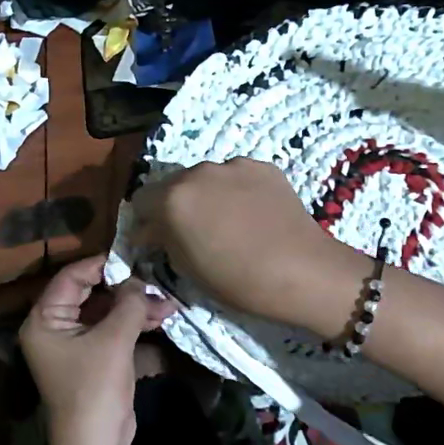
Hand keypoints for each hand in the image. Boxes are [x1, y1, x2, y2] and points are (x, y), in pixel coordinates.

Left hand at [18, 256, 171, 444]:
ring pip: (106, 314)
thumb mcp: (114, 340)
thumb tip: (141, 280)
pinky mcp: (93, 361)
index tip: (135, 257)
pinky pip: (112, 332)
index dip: (103, 265)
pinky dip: (134, 326)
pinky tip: (161, 318)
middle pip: (91, 294)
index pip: (71, 277)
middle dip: (126, 289)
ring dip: (135, 308)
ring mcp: (74, 345)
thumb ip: (128, 303)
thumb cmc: (95, 390)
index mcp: (45, 319)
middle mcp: (54, 328)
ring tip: (168, 302)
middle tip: (157, 280)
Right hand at [132, 158, 367, 336]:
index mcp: (172, 198)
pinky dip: (237, 192)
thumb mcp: (186, 268)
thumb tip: (153, 231)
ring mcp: (234, 165)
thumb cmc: (236, 279)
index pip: (141, 200)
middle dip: (177, 205)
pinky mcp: (263, 166)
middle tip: (194, 231)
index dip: (146, 220)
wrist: (302, 271)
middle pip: (174, 184)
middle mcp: (198, 172)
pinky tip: (254, 215)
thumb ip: (163, 240)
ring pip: (207, 178)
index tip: (157, 238)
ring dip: (208, 195)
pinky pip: (237, 177)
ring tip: (229, 223)